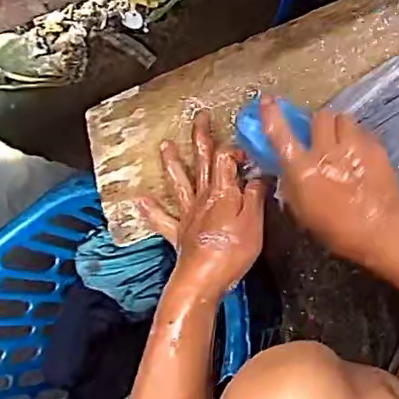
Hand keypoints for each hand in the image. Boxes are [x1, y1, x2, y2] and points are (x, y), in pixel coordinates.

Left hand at [138, 110, 266, 301]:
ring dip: (173, 163)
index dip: (235, 150)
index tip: (247, 154)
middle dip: (201, 138)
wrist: (201, 282)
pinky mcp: (179, 234)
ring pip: (180, 183)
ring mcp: (189, 215)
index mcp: (223, 191)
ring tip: (165, 146)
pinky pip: (162, 219)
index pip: (227, 159)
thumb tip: (258, 175)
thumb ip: (255, 195)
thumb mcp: (254, 221)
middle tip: (200, 117)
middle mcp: (203, 197)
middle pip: (202, 162)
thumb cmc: (231, 251)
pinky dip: (151, 209)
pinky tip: (140, 199)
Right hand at [260, 96, 398, 260]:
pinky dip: (358, 139)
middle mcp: (326, 151)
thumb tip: (289, 165)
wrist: (379, 228)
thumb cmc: (335, 228)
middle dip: (318, 123)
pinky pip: (362, 131)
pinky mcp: (375, 146)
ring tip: (343, 142)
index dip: (272, 115)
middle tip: (321, 136)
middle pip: (320, 116)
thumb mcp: (302, 210)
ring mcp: (353, 145)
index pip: (281, 134)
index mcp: (303, 169)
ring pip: (343, 118)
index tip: (268, 101)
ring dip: (340, 127)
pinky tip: (361, 155)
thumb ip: (293, 182)